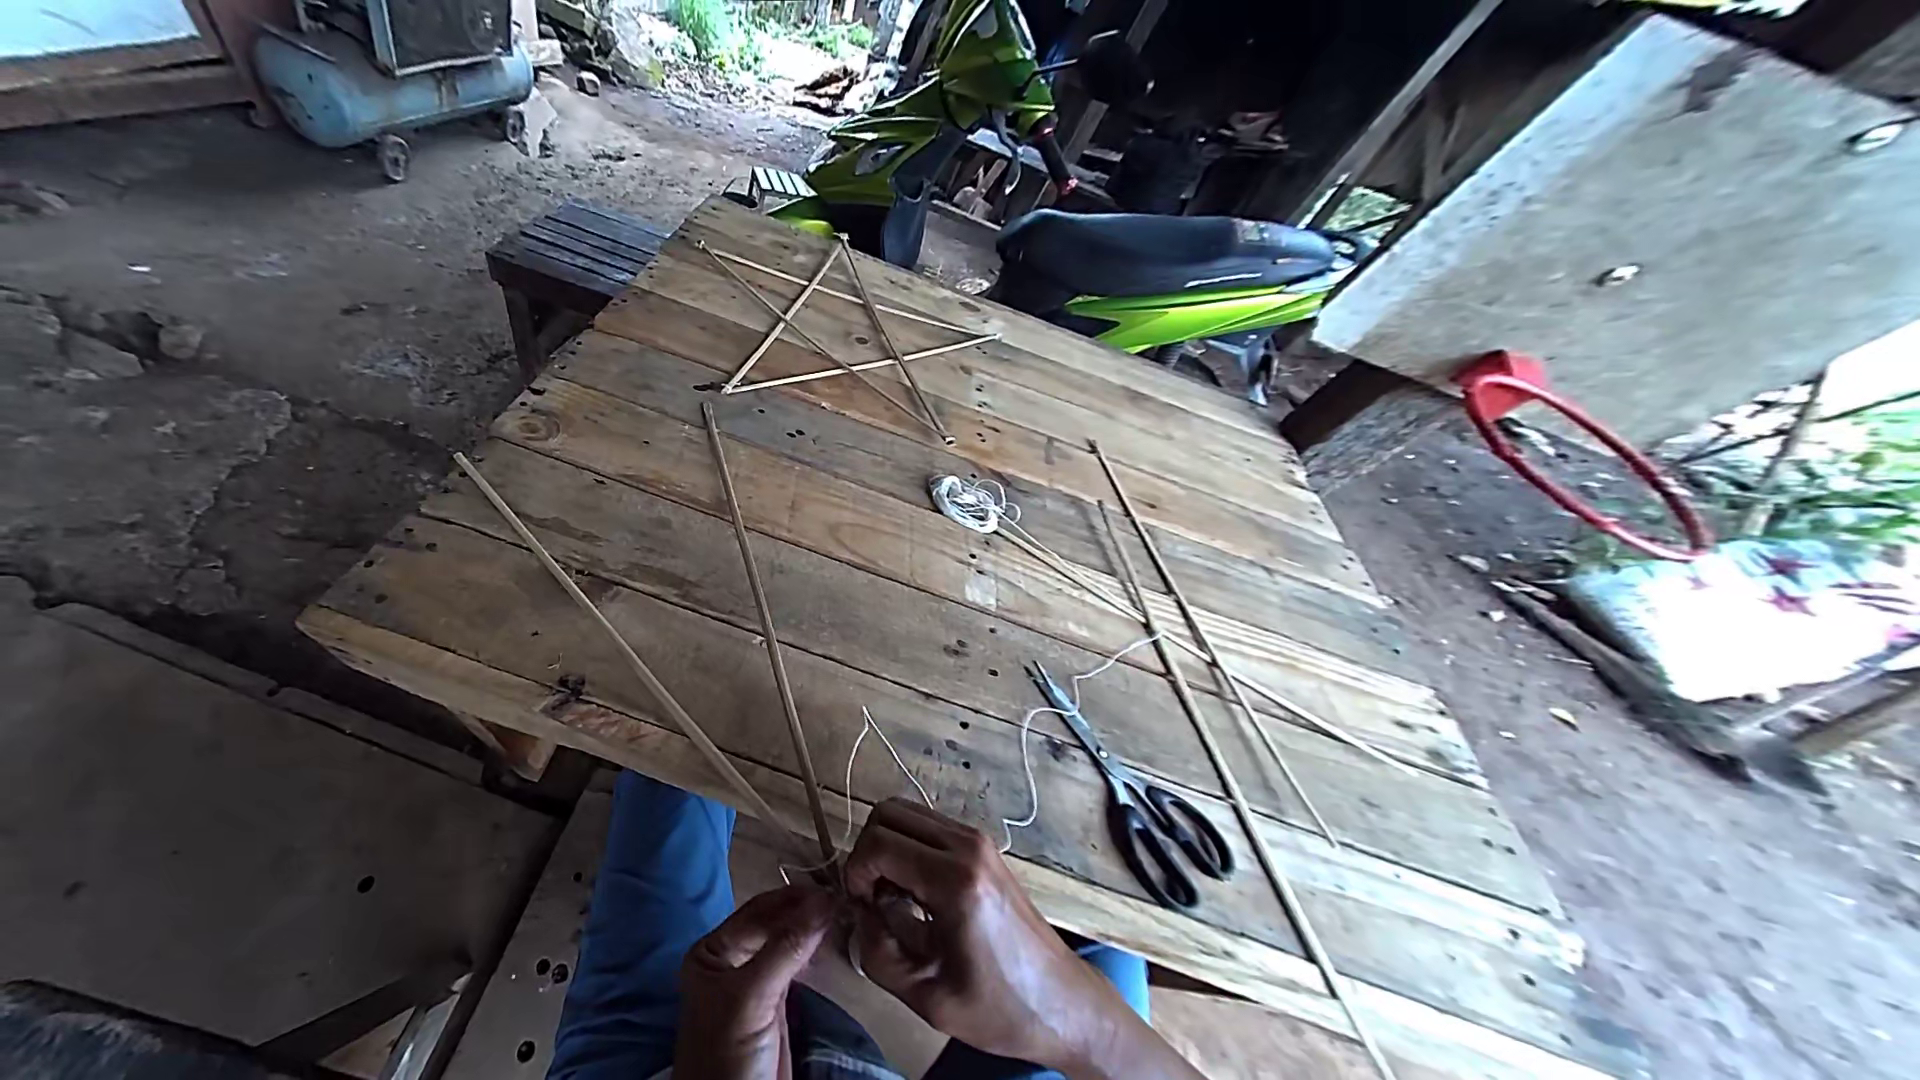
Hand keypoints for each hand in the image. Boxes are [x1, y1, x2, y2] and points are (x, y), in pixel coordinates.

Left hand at [674, 885, 834, 1079]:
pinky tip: (830, 937)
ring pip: (787, 939)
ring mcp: (753, 979)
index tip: (832, 891)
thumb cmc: (728, 1057)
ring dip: (812, 926)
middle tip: (842, 899)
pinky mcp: (774, 999)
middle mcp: (730, 959)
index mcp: (711, 952)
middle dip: (805, 909)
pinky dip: (813, 947)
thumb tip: (825, 899)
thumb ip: (786, 948)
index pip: (758, 911)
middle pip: (773, 922)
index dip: (794, 899)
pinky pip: (796, 960)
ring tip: (841, 912)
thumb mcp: (752, 999)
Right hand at [842, 799, 1130, 1073]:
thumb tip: (855, 909)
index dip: (855, 873)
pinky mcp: (981, 844)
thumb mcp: (924, 996)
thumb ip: (875, 949)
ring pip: (907, 811)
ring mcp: (977, 838)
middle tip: (873, 899)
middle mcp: (967, 844)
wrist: (1059, 1000)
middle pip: (889, 811)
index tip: (861, 908)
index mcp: (955, 880)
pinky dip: (907, 845)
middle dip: (867, 852)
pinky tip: (915, 889)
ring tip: (893, 896)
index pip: (879, 842)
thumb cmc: (997, 1007)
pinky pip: (928, 824)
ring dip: (887, 846)